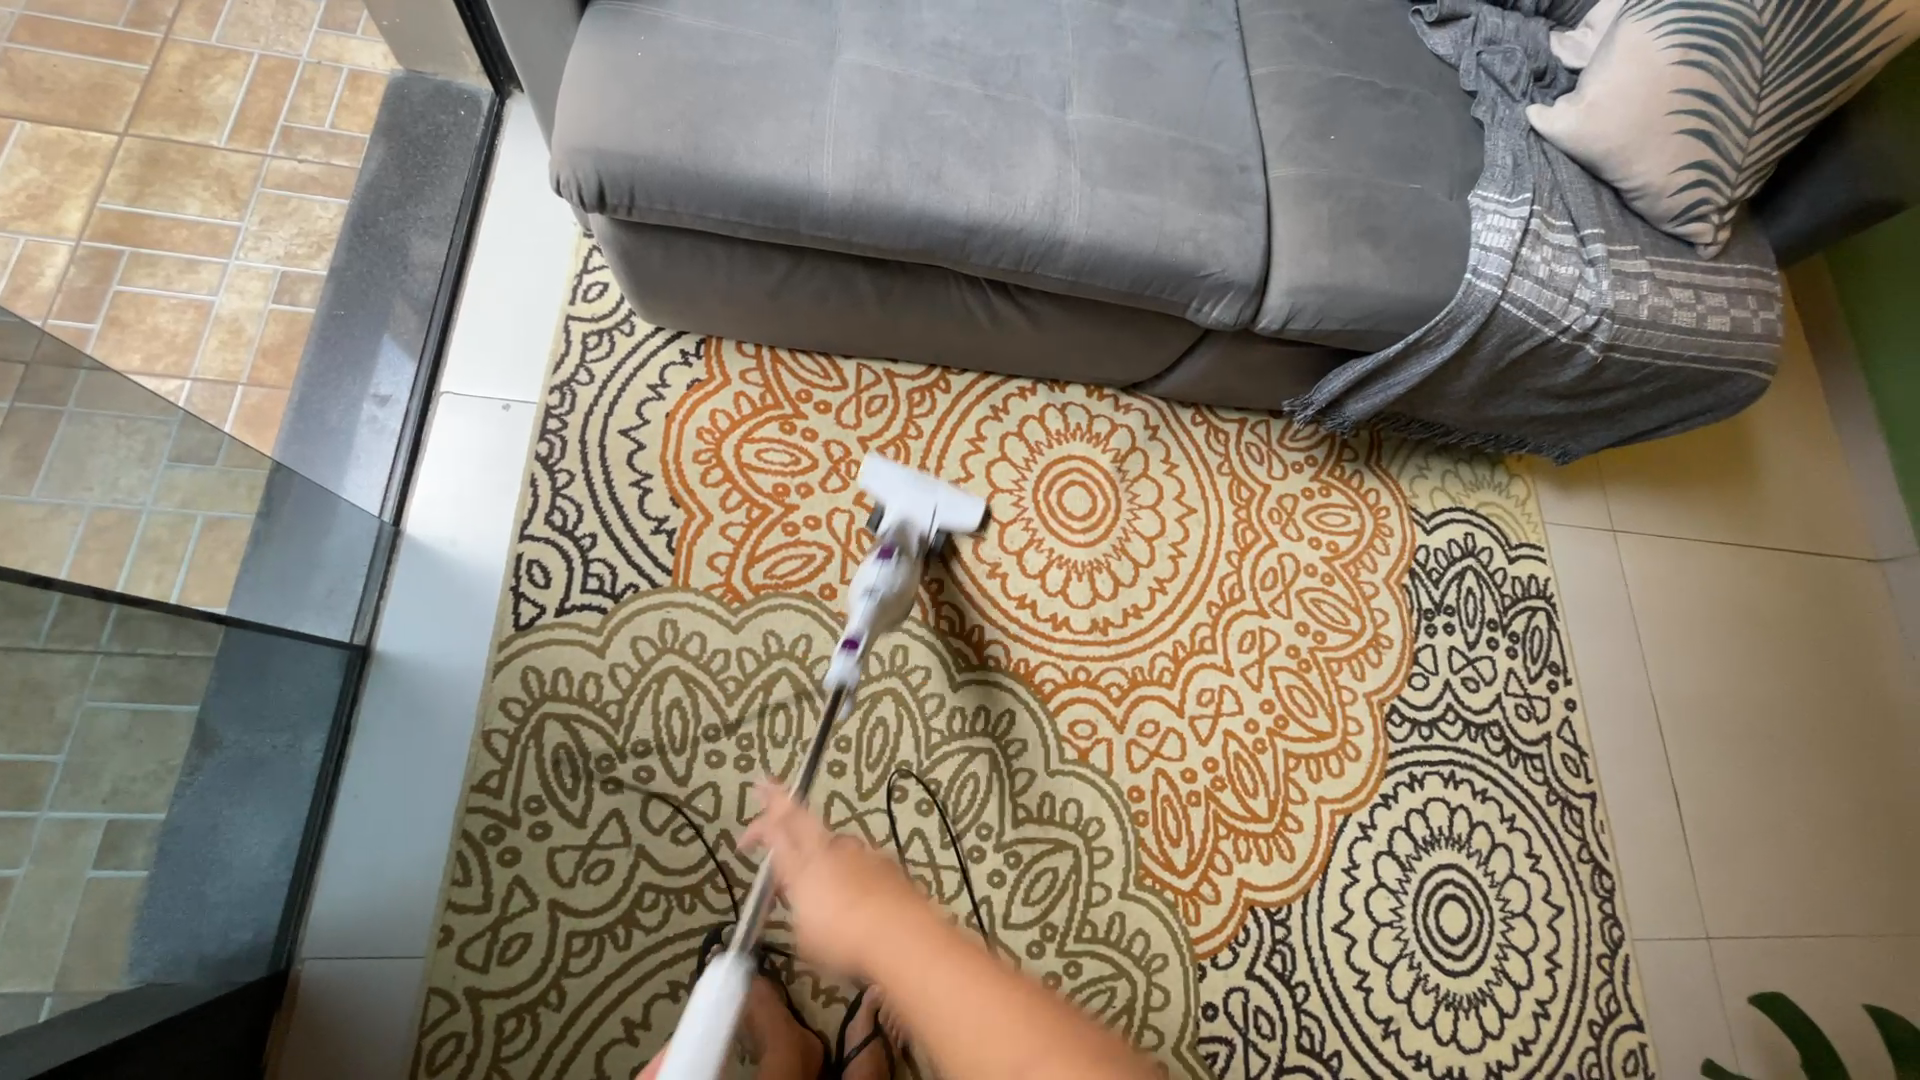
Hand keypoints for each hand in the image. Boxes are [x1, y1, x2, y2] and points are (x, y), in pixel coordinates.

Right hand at [740, 778, 931, 978]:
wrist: (900, 932)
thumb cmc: (843, 940)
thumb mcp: (805, 932)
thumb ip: (799, 906)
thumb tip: (802, 898)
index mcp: (803, 865)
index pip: (776, 831)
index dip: (760, 823)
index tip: (749, 823)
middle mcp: (830, 849)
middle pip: (801, 817)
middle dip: (781, 803)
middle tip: (768, 786)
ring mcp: (859, 851)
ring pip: (832, 842)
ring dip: (820, 851)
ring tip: (821, 881)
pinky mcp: (884, 861)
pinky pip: (857, 859)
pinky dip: (850, 869)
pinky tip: (856, 893)